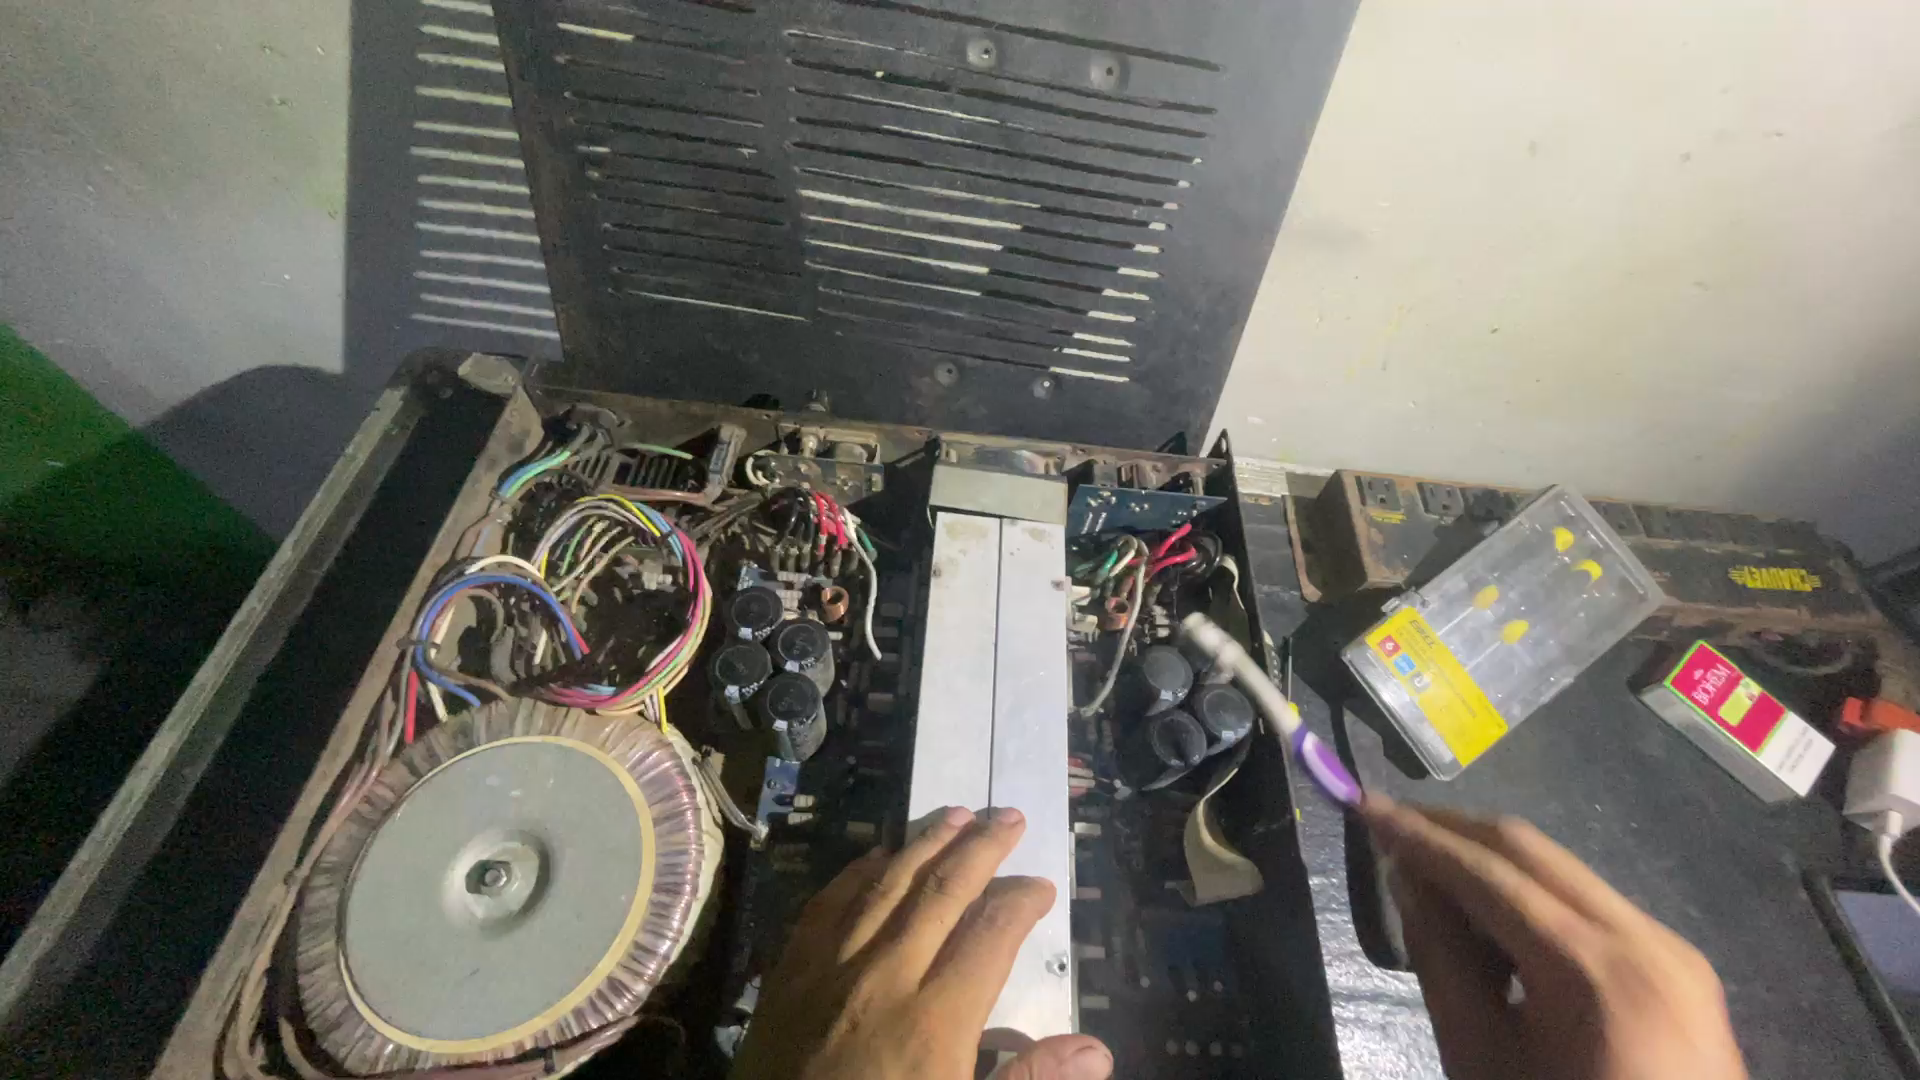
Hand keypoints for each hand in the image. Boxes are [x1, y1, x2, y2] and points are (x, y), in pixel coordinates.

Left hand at [732, 806, 1112, 1079]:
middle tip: (1008, 817)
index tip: (1042, 884)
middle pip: (943, 891)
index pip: (991, 935)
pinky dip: (857, 872)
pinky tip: (877, 854)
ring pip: (887, 883)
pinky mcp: (787, 974)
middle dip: (981, 848)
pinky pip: (827, 903)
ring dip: (925, 843)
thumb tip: (1097, 1050)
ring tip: (957, 813)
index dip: (1021, 902)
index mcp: (934, 1022)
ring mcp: (829, 969)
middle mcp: (884, 977)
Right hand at [1362, 797, 1746, 1079]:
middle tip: (1389, 820)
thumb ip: (1438, 953)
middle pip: (1525, 848)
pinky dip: (1524, 887)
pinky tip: (1487, 908)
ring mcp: (1671, 949)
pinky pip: (1584, 898)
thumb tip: (1406, 875)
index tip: (1364, 804)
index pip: (1482, 871)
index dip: (1415, 833)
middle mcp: (1642, 939)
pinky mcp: (1679, 964)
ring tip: (1427, 865)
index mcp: (1591, 969)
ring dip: (1484, 856)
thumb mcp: (1479, 1052)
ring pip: (1555, 866)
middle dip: (1448, 827)